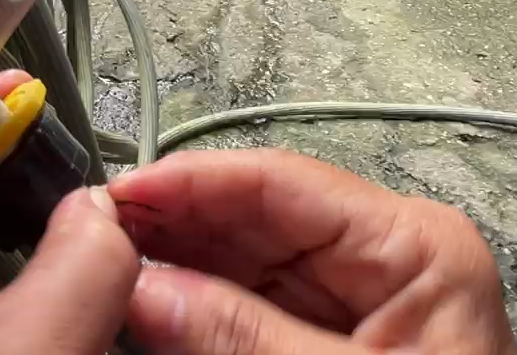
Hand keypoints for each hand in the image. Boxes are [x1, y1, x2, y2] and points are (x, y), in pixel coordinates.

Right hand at [111, 150, 516, 354]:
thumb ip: (242, 337)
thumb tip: (141, 288)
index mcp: (412, 243)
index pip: (280, 181)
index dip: (193, 179)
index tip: (126, 190)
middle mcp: (381, 248)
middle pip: (256, 209)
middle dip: (177, 216)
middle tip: (103, 224)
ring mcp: (355, 285)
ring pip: (244, 248)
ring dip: (178, 252)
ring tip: (113, 251)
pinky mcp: (331, 323)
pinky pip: (251, 292)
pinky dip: (198, 293)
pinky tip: (152, 288)